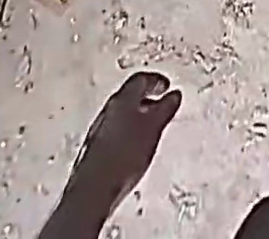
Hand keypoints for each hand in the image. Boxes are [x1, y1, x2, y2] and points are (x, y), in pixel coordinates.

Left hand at [51, 72, 182, 229]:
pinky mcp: (94, 149)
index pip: (141, 80)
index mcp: (122, 99)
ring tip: (149, 126)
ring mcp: (99, 129)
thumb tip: (174, 96)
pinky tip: (133, 146)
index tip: (166, 85)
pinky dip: (127, 131)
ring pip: (121, 113)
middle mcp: (108, 110)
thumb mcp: (154, 128)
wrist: (94, 189)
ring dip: (136, 115)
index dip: (156, 81)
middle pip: (129, 95)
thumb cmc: (124, 155)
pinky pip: (114, 130)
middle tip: (160, 102)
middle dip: (146, 97)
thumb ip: (165, 108)